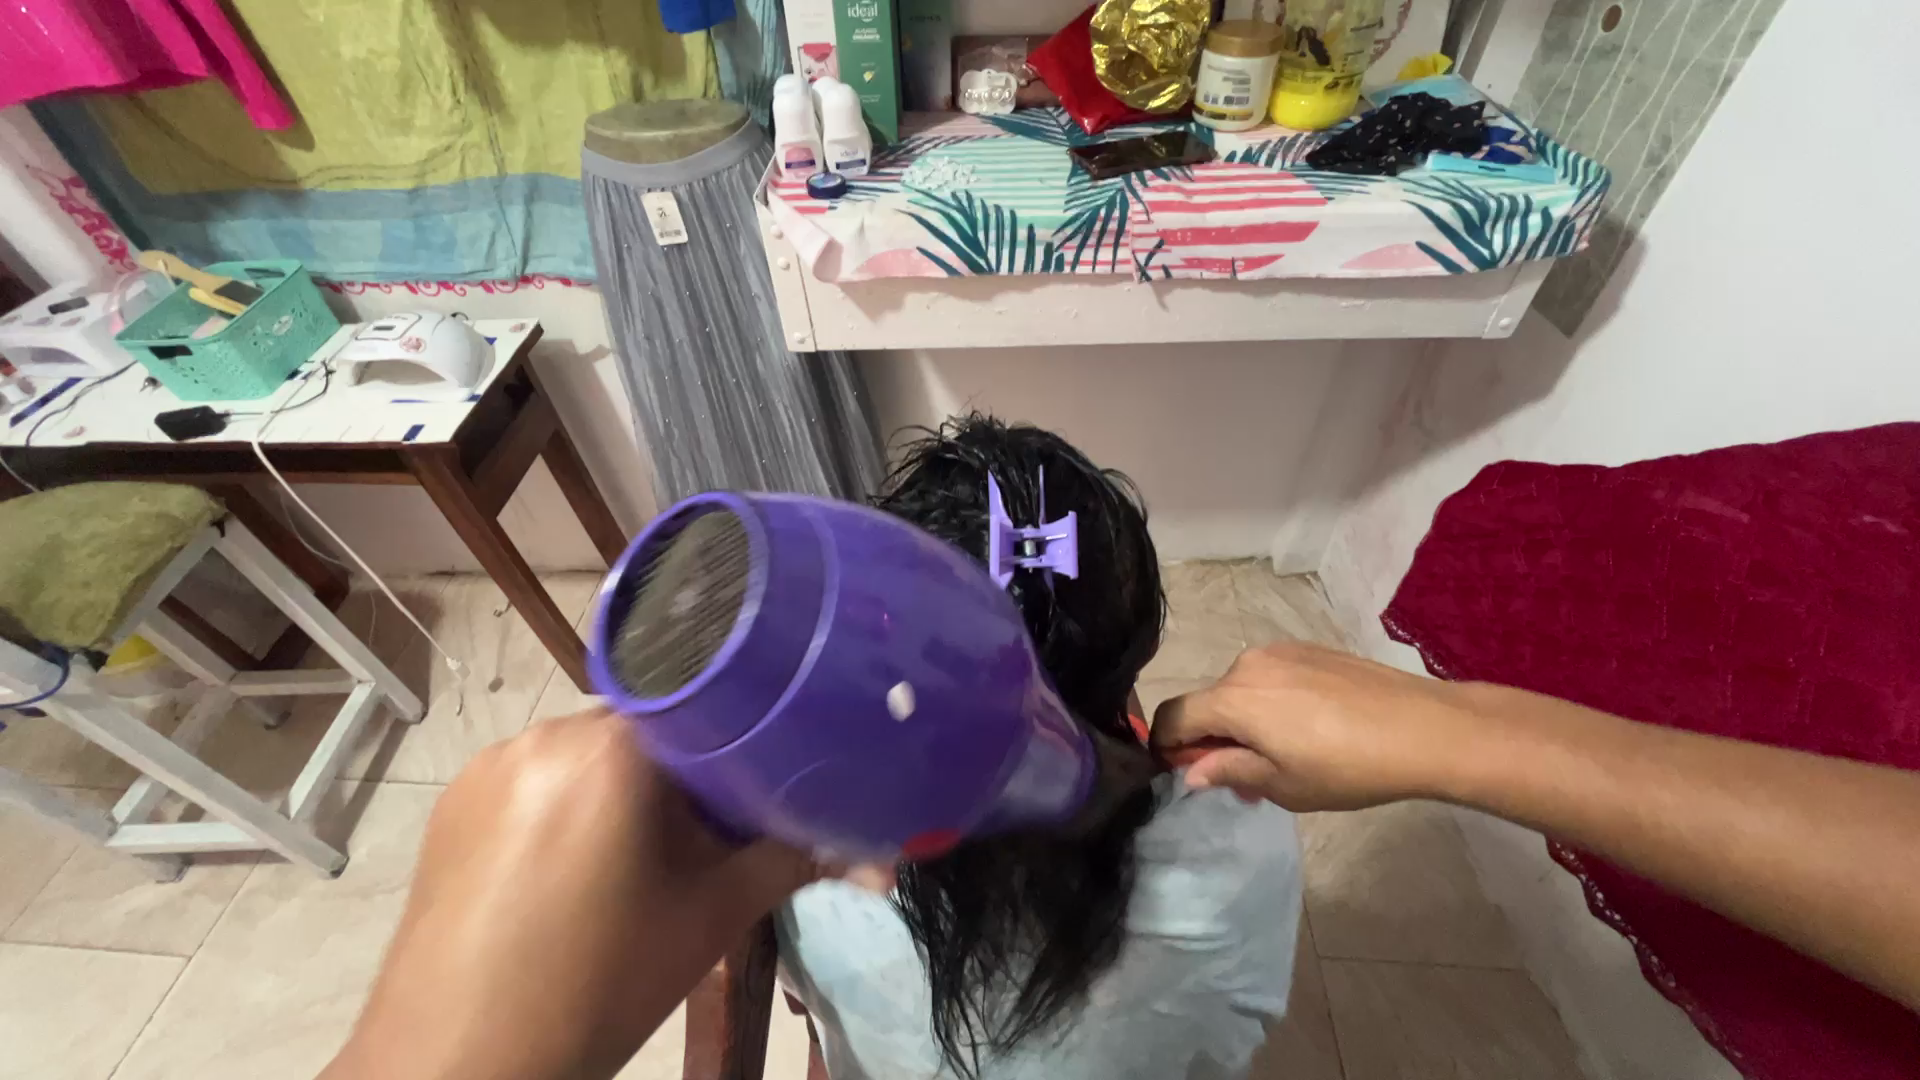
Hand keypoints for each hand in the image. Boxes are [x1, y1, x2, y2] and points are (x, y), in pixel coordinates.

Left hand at [324, 708, 819, 1079]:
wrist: (454, 1072)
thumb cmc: (600, 985)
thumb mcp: (712, 916)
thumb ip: (795, 863)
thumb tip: (883, 864)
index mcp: (614, 750)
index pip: (705, 709)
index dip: (740, 742)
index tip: (759, 783)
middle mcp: (547, 733)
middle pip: (648, 729)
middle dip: (683, 771)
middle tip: (707, 829)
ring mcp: (493, 762)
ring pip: (594, 748)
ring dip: (626, 783)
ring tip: (643, 848)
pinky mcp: (456, 797)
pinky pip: (541, 771)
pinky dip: (572, 797)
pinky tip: (577, 859)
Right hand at [1149, 643, 1481, 811]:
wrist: (1424, 727)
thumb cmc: (1347, 767)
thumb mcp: (1282, 785)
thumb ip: (1228, 772)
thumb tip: (1190, 772)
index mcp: (1232, 700)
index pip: (1172, 716)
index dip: (1167, 746)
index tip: (1188, 772)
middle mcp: (1244, 666)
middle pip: (1207, 702)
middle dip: (1213, 738)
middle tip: (1247, 775)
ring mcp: (1277, 652)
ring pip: (1239, 689)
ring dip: (1243, 719)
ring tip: (1285, 750)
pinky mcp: (1306, 648)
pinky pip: (1268, 676)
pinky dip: (1270, 700)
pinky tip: (1311, 724)